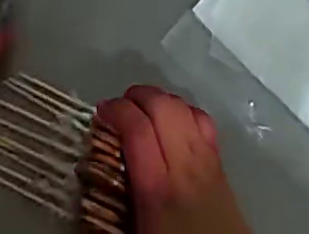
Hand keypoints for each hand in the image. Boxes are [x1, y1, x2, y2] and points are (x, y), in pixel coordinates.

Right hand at [95, 85, 251, 233]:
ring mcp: (206, 159)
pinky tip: (173, 119)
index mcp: (157, 189)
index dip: (118, 111)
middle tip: (119, 105)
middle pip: (164, 107)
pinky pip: (203, 120)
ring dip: (161, 98)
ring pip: (184, 108)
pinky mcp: (220, 162)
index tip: (100, 110)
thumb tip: (88, 187)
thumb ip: (110, 212)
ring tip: (142, 108)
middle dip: (139, 96)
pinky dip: (185, 110)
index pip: (138, 130)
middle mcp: (184, 164)